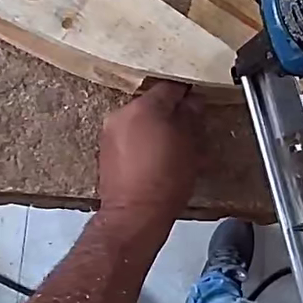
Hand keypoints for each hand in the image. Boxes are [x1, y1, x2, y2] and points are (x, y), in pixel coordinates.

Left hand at [97, 81, 201, 223]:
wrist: (134, 215)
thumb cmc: (166, 181)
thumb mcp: (190, 147)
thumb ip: (190, 118)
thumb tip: (192, 103)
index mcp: (145, 107)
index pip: (170, 87)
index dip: (187, 93)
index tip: (197, 103)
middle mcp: (122, 113)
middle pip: (151, 102)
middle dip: (169, 110)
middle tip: (187, 125)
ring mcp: (110, 131)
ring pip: (138, 118)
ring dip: (154, 125)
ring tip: (171, 144)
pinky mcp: (104, 149)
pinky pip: (127, 134)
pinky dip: (140, 139)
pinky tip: (153, 156)